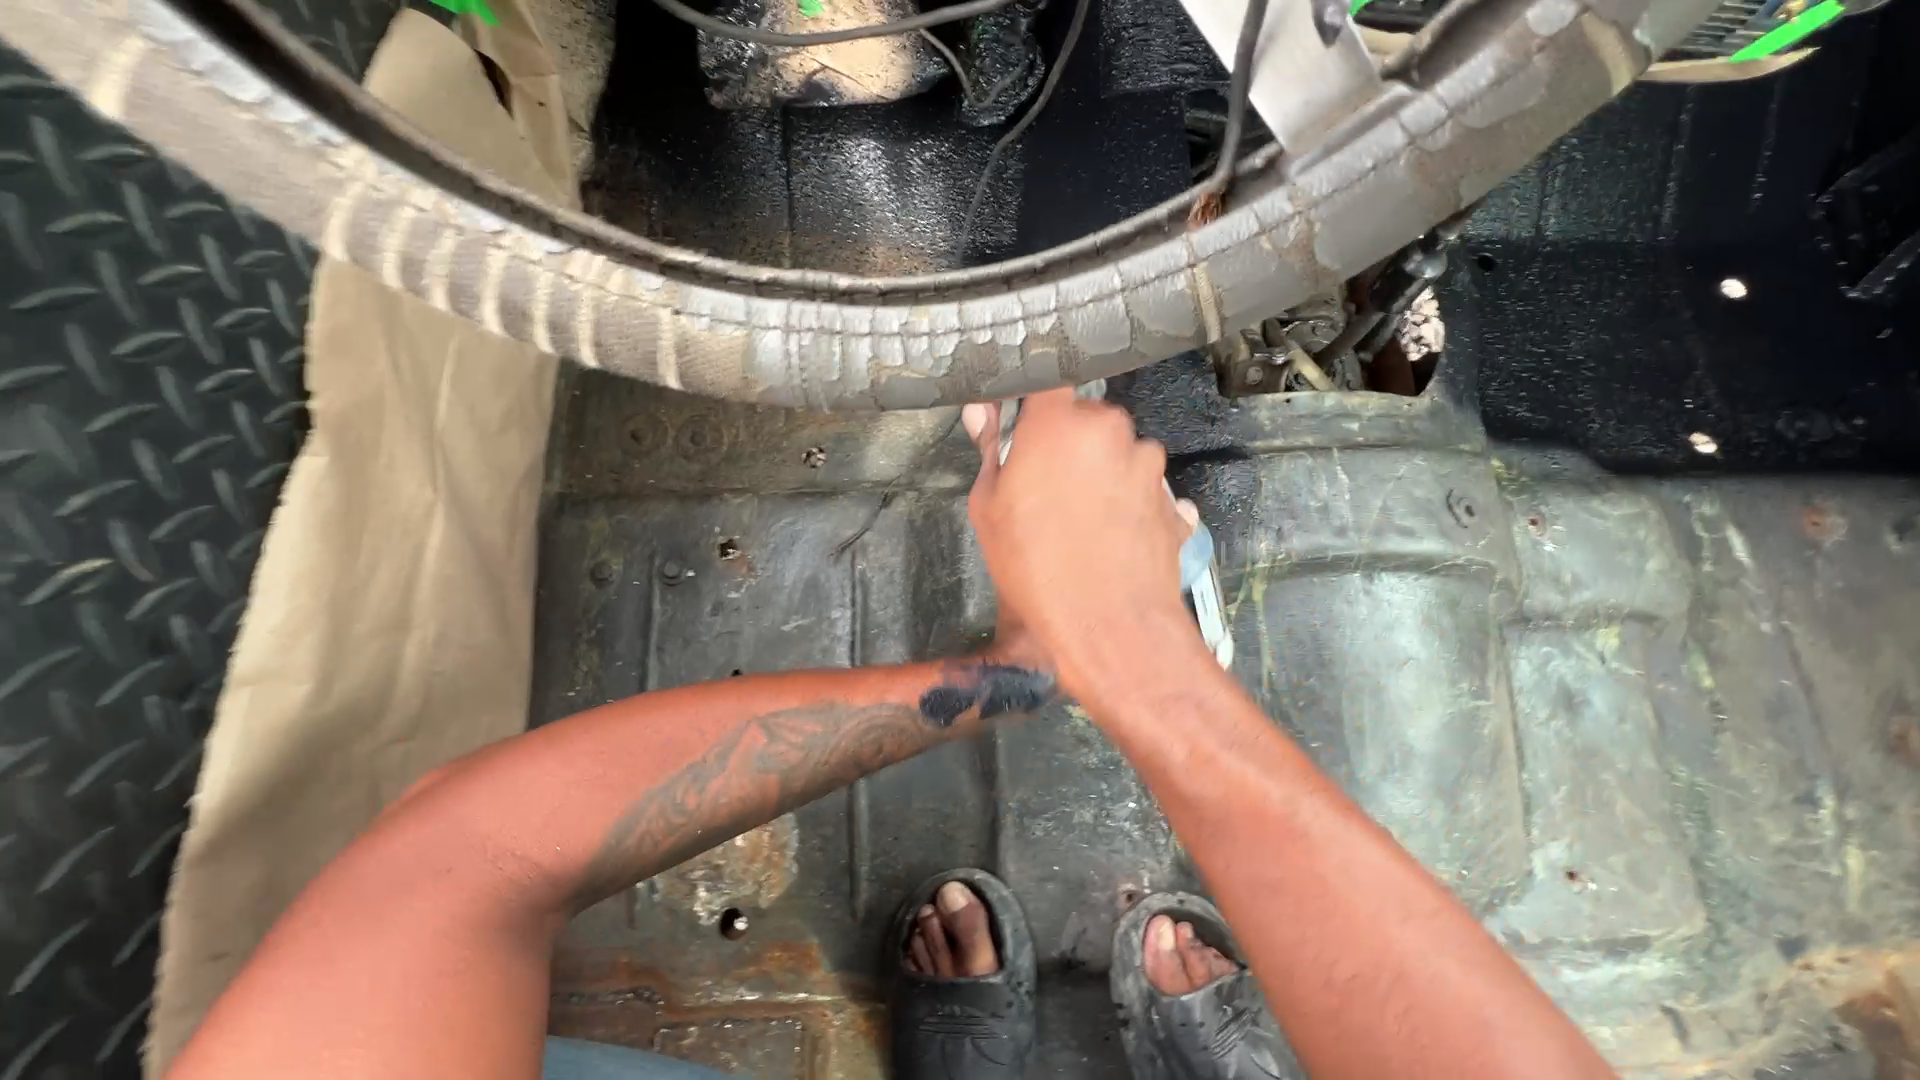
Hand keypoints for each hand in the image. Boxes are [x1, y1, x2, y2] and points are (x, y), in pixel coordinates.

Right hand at [962, 389, 1202, 701]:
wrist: (1109, 625)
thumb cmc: (1034, 565)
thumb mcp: (989, 508)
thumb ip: (990, 449)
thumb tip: (980, 411)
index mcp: (1060, 422)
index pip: (1047, 379)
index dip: (1034, 395)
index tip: (1022, 418)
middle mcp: (1112, 430)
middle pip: (1087, 420)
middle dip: (1069, 443)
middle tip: (1047, 487)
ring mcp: (1148, 465)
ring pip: (1118, 454)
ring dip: (1102, 473)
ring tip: (1083, 522)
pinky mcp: (1171, 499)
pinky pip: (1142, 490)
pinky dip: (1128, 504)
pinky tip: (1111, 537)